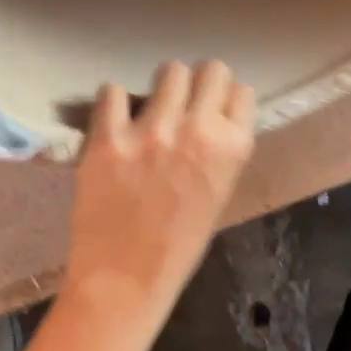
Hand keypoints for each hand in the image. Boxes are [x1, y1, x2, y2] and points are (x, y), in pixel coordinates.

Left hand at [61, 61, 255, 315]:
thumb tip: (214, 114)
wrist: (125, 280)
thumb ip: (223, 149)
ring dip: (165, 83)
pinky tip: (116, 115)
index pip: (242, 91)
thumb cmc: (180, 243)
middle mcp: (199, 131)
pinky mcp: (109, 139)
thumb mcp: (222, 191)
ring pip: (170, 71)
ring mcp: (153, 132)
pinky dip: (115, 100)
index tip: (215, 105)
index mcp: (233, 147)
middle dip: (202, 80)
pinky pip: (113, 92)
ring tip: (153, 102)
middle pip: (212, 70)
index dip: (227, 97)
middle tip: (187, 96)